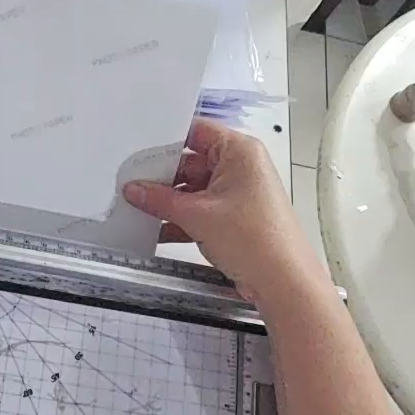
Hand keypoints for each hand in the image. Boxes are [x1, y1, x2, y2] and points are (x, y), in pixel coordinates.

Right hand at [122, 120, 322, 304]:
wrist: (282, 282)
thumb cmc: (258, 240)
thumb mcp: (198, 215)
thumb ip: (161, 200)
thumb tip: (136, 190)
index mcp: (239, 152)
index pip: (196, 132)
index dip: (166, 140)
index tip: (138, 152)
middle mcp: (240, 168)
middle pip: (191, 162)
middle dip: (162, 177)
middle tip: (132, 184)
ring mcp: (236, 194)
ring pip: (193, 189)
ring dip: (168, 202)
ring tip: (138, 208)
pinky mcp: (232, 217)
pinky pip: (199, 210)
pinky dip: (179, 219)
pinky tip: (155, 229)